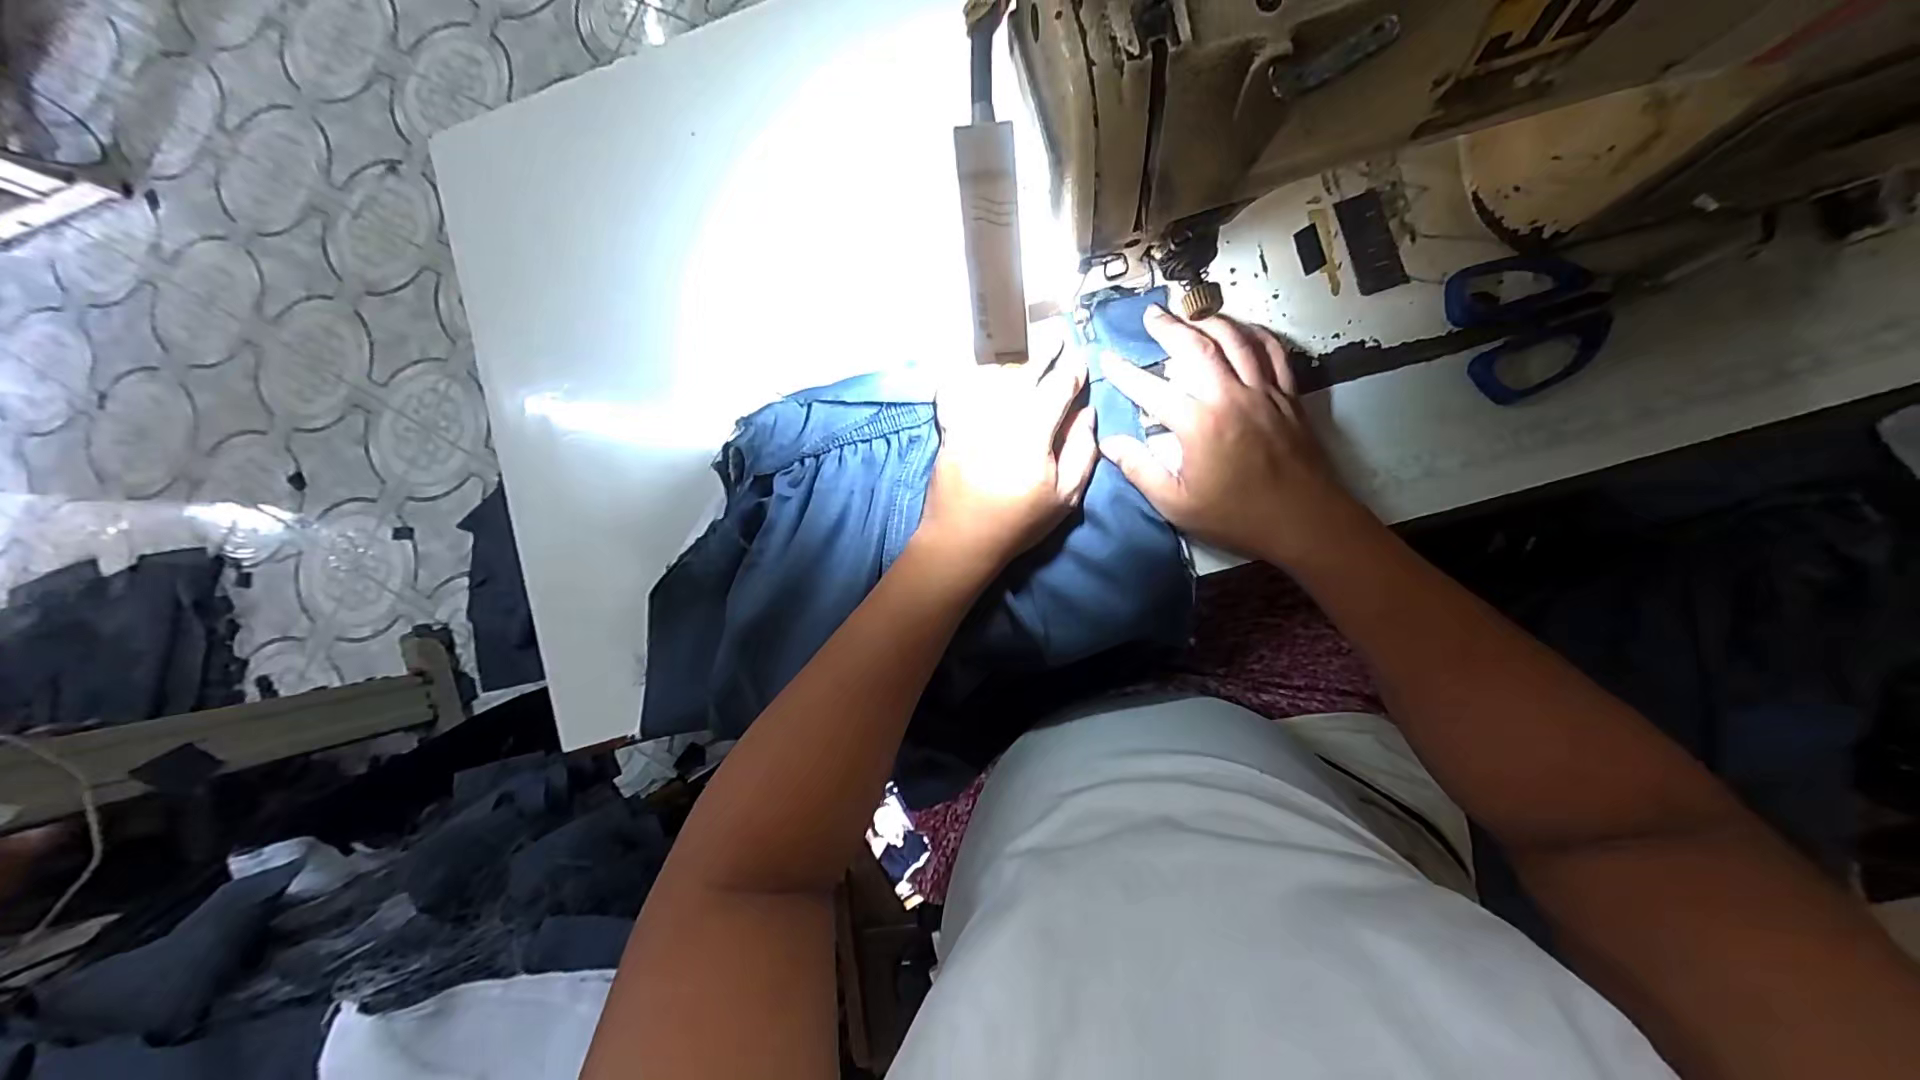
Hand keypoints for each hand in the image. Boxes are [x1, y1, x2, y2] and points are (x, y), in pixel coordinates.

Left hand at [916, 354, 1098, 574]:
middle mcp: (1000, 419)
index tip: (1081, 357)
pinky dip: (966, 376)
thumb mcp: (1063, 497)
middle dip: (1044, 353)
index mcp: (1032, 435)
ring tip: (1025, 349)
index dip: (1072, 370)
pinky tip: (975, 368)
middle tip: (1056, 336)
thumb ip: (1080, 452)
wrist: (960, 540)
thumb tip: (1085, 414)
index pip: (1057, 389)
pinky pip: (957, 391)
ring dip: (1012, 360)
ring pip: (993, 378)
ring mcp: (971, 421)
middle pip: (1025, 375)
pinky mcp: (950, 429)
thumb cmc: (1017, 523)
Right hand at [1100, 305, 1374, 566]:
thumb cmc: (1236, 517)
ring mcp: (1264, 393)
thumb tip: (1109, 443)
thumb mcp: (1176, 503)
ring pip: (1236, 341)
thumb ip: (1140, 469)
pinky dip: (1255, 335)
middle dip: (1169, 327)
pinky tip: (1243, 330)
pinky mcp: (1288, 397)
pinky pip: (1273, 353)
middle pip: (1196, 348)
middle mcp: (1230, 397)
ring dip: (1210, 321)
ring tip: (1191, 314)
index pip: (1151, 389)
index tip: (1107, 358)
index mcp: (1198, 424)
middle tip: (1151, 315)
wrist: (1303, 522)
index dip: (1125, 372)